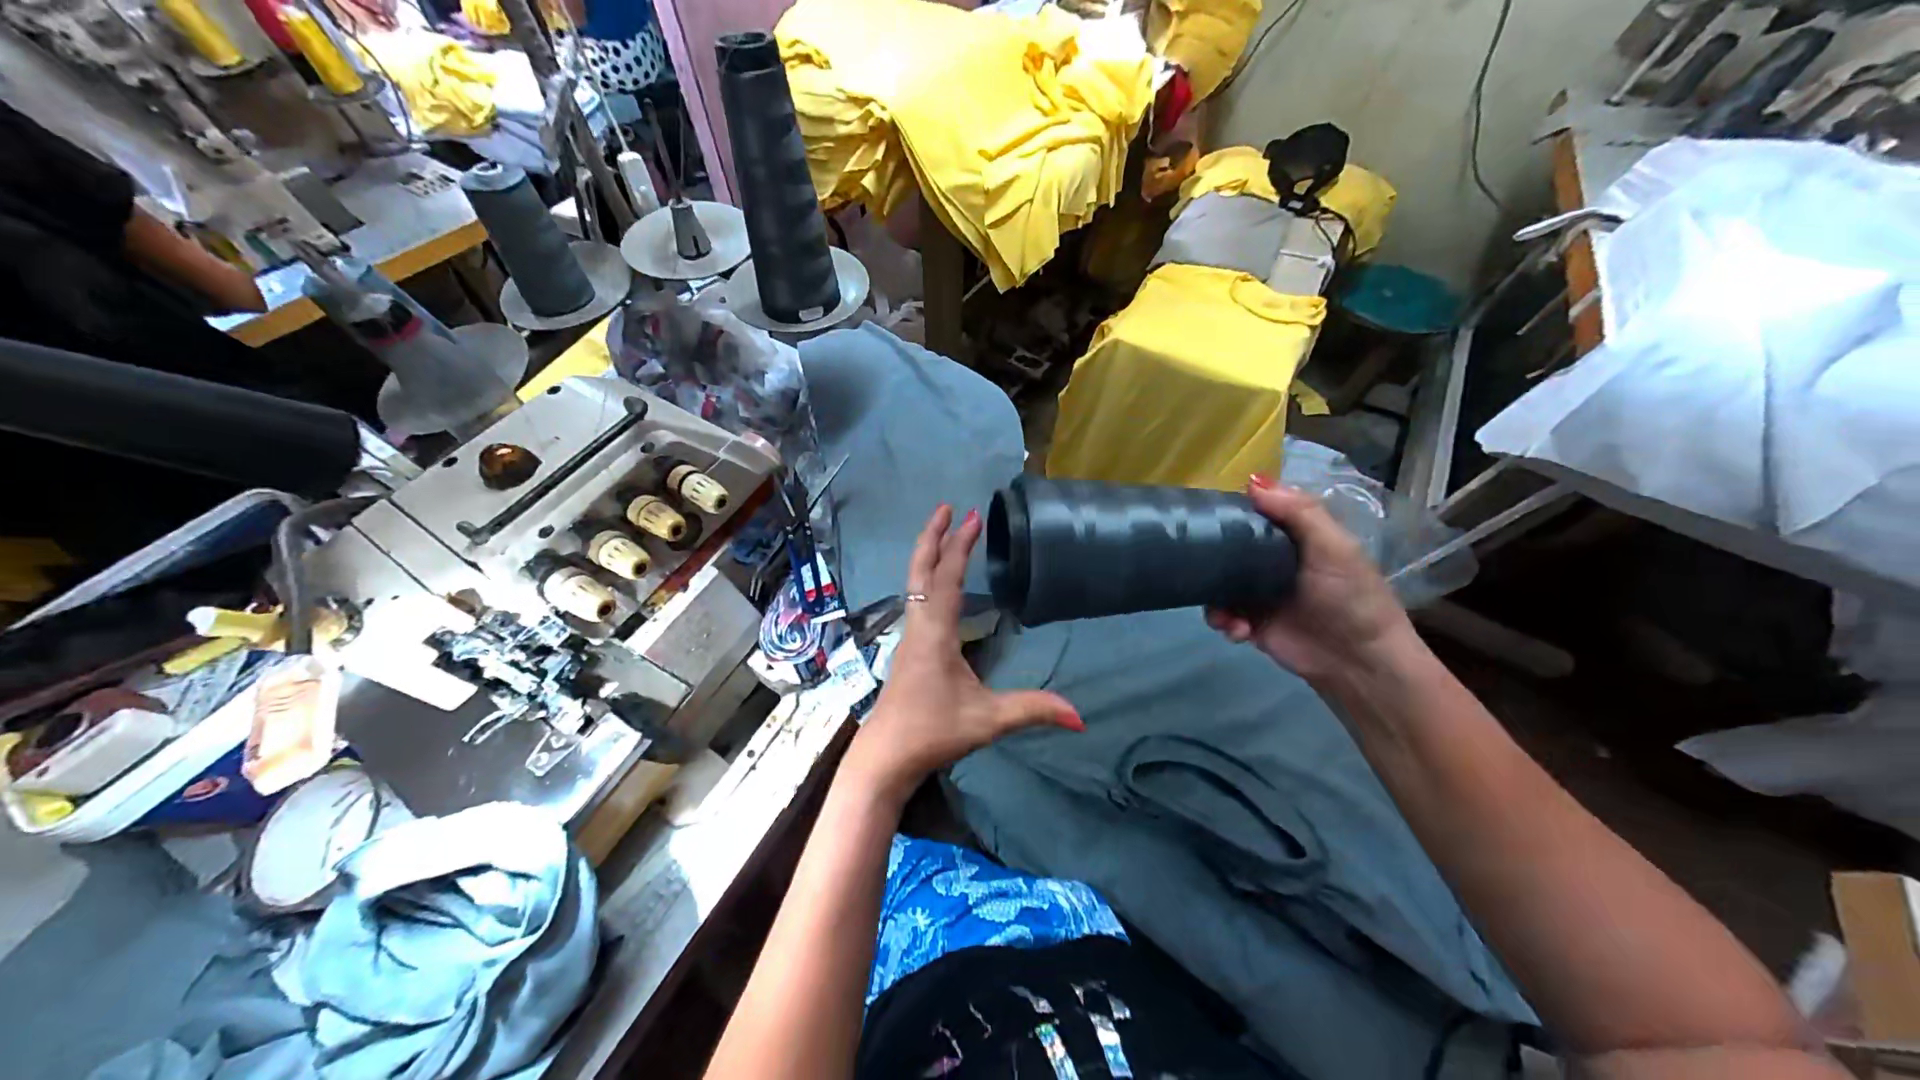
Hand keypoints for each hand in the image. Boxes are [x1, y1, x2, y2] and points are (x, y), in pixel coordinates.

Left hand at [843, 505, 1081, 799]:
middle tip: (950, 508)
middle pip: (921, 571)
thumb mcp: (987, 721)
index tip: (973, 516)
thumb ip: (1032, 711)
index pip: (948, 578)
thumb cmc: (931, 732)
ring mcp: (909, 637)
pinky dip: (928, 578)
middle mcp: (918, 626)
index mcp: (935, 633)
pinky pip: (917, 600)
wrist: (885, 756)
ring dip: (929, 555)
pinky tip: (939, 585)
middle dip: (934, 537)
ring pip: (915, 584)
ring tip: (945, 534)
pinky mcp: (908, 649)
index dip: (960, 546)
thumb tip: (1080, 717)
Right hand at [1205, 475, 1413, 682]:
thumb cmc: (1351, 597)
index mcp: (1294, 537)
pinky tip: (1238, 630)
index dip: (1231, 511)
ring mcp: (1259, 593)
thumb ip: (1298, 512)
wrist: (1359, 661)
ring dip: (1213, 596)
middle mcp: (1271, 561)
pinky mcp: (1250, 623)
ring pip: (1217, 583)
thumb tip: (1251, 481)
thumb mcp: (1333, 547)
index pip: (1255, 514)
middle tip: (1198, 564)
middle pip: (1228, 548)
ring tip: (1225, 612)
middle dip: (1210, 558)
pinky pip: (1222, 615)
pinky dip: (1223, 621)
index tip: (1204, 511)